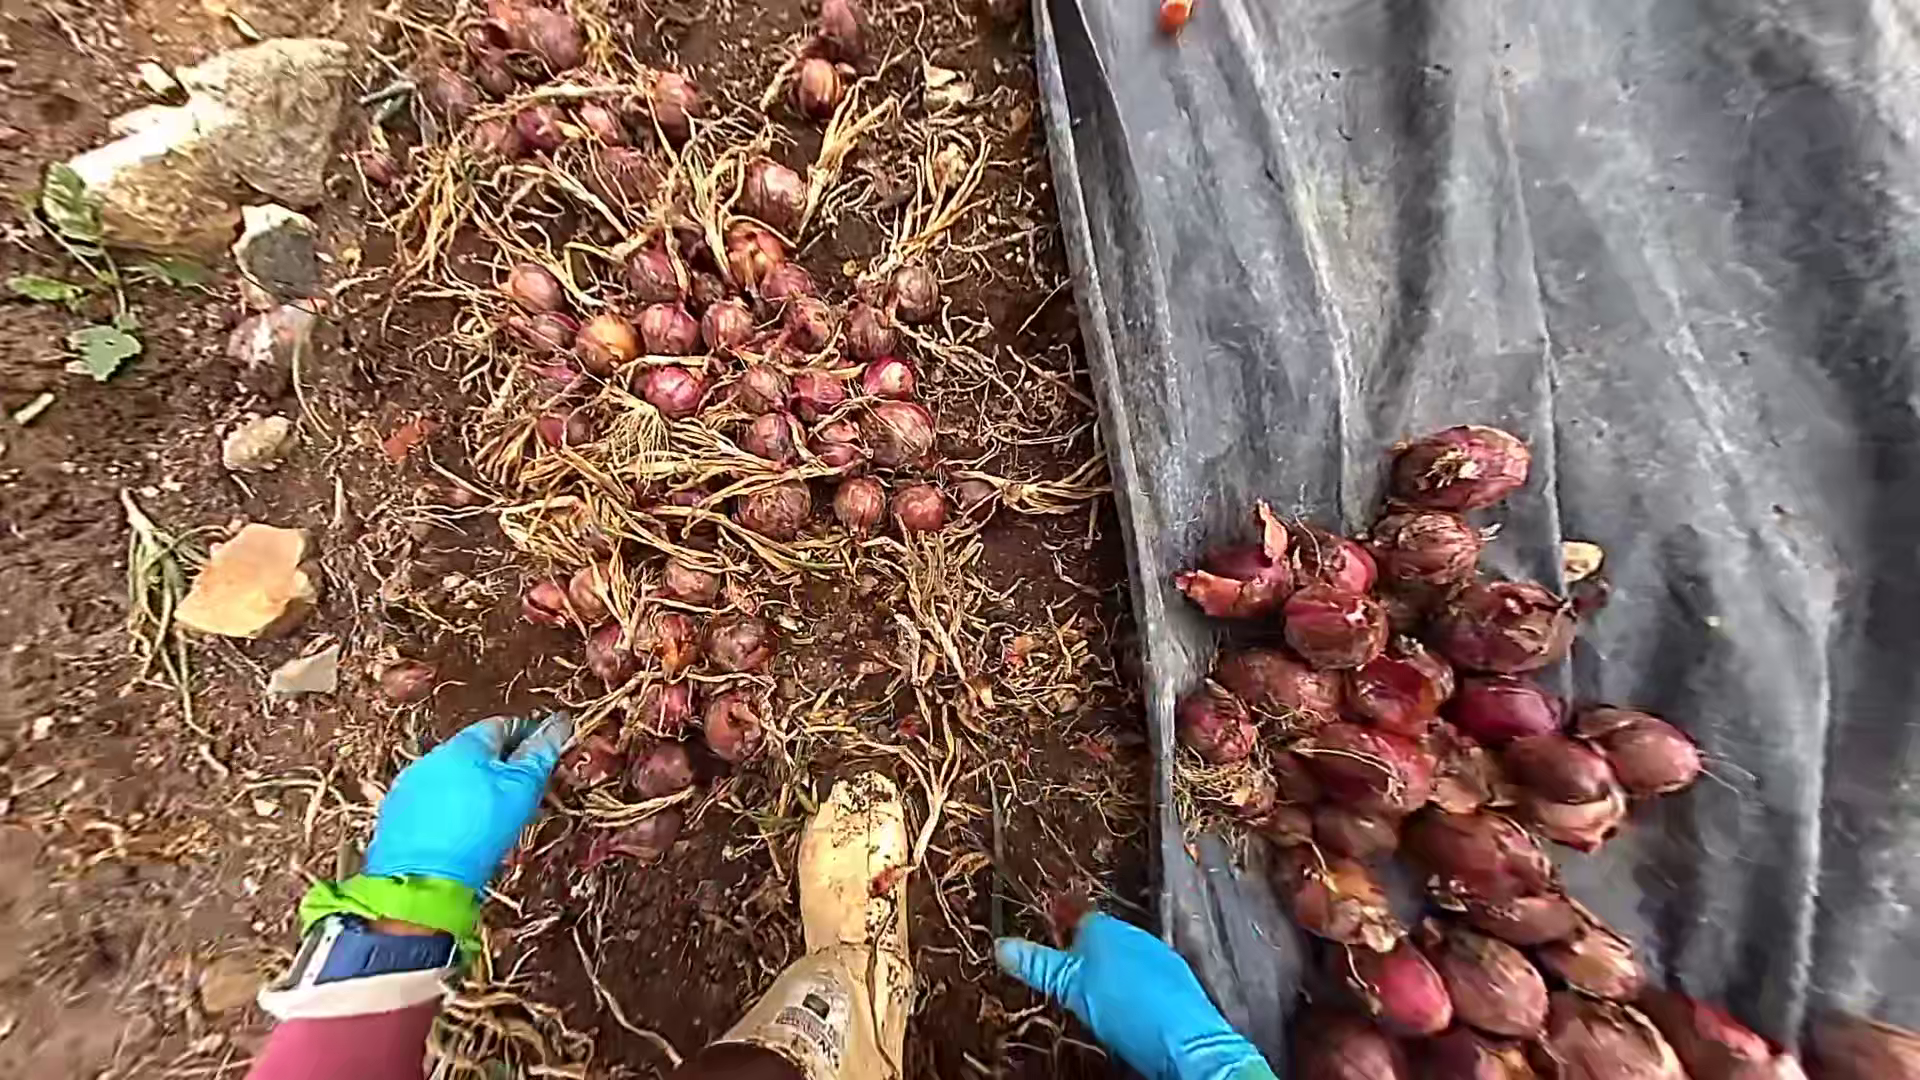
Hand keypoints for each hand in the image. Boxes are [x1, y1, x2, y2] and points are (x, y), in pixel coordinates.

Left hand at [364, 713, 571, 890]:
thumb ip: (542, 750)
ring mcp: (408, 787)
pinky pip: (435, 797)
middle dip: (506, 762)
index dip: (531, 737)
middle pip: (480, 749)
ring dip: (480, 783)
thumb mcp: (524, 786)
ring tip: (498, 809)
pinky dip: (455, 803)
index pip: (505, 725)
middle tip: (527, 785)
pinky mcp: (395, 814)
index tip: (545, 756)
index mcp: (464, 745)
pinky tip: (468, 825)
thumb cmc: (481, 828)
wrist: (423, 884)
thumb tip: (560, 722)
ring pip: (457, 773)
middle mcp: (432, 758)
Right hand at [995, 913, 1269, 1079]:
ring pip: (1124, 952)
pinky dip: (1135, 982)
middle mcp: (1129, 930)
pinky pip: (1147, 970)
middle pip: (1100, 934)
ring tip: (1100, 994)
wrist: (1187, 1040)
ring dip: (1111, 966)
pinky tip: (1132, 1006)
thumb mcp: (1071, 990)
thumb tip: (1000, 945)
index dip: (1062, 928)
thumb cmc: (1124, 1008)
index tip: (1052, 939)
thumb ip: (1037, 966)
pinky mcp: (1176, 976)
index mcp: (1101, 927)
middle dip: (1086, 950)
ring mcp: (1156, 952)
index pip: (1075, 917)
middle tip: (1072, 976)